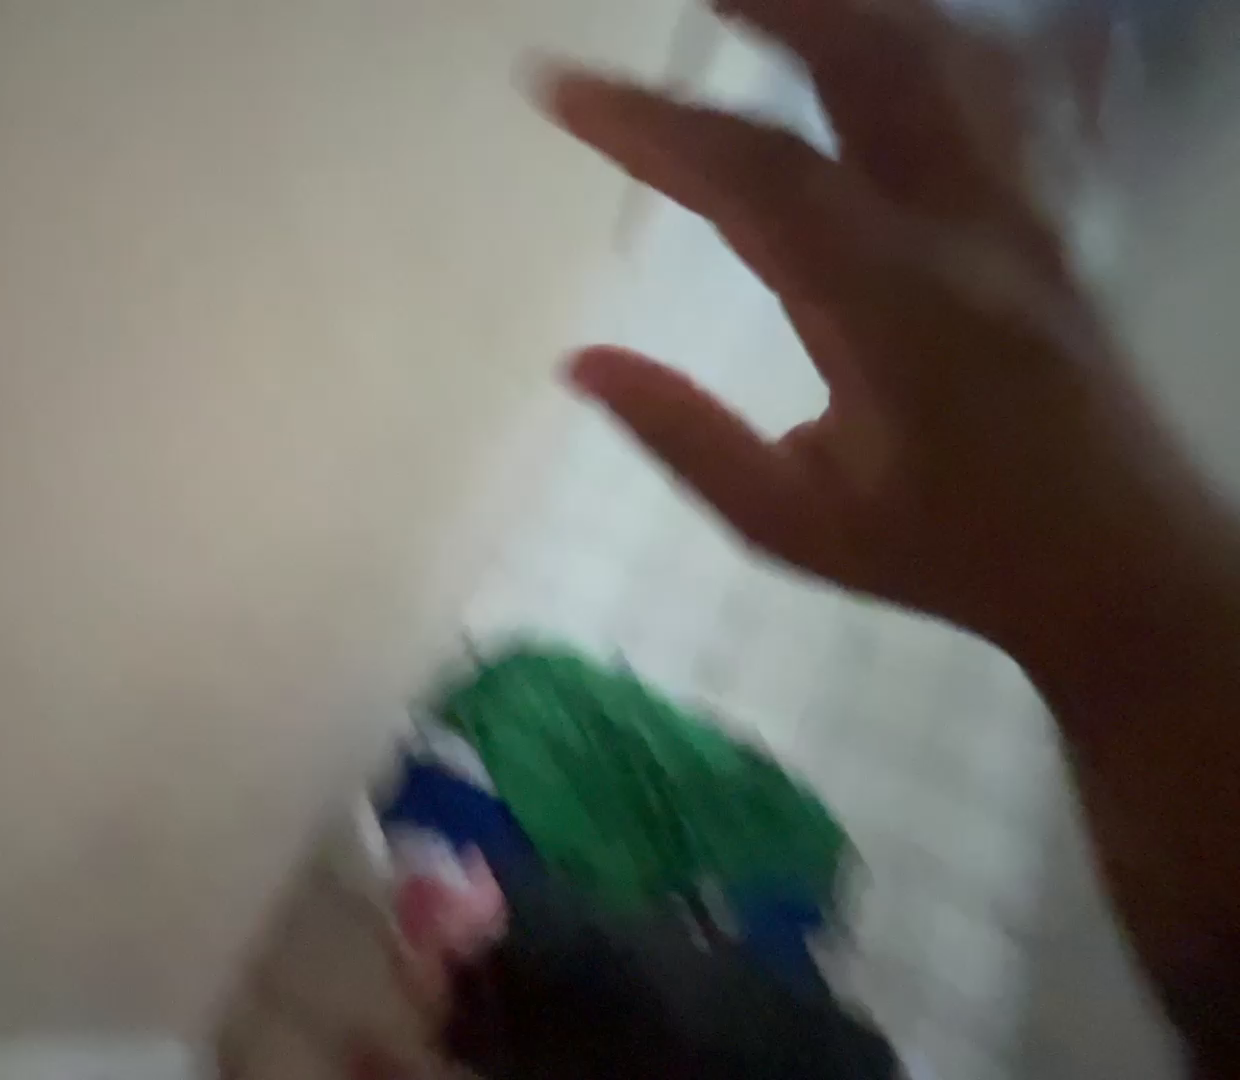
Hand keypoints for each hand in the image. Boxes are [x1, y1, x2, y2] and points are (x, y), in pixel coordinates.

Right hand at [542, 0, 1231, 660]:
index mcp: (893, 314)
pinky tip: (871, 37)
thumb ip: (679, 436)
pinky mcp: (1040, 215)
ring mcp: (1022, 212)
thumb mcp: (779, 520)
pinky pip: (990, 86)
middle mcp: (970, 235)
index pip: (757, 182)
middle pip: (875, 65)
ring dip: (837, 6)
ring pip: (942, 55)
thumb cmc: (932, 551)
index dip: (651, 126)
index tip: (563, 89)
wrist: (1114, 564)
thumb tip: (578, 363)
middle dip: (764, 6)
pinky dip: (919, 39)